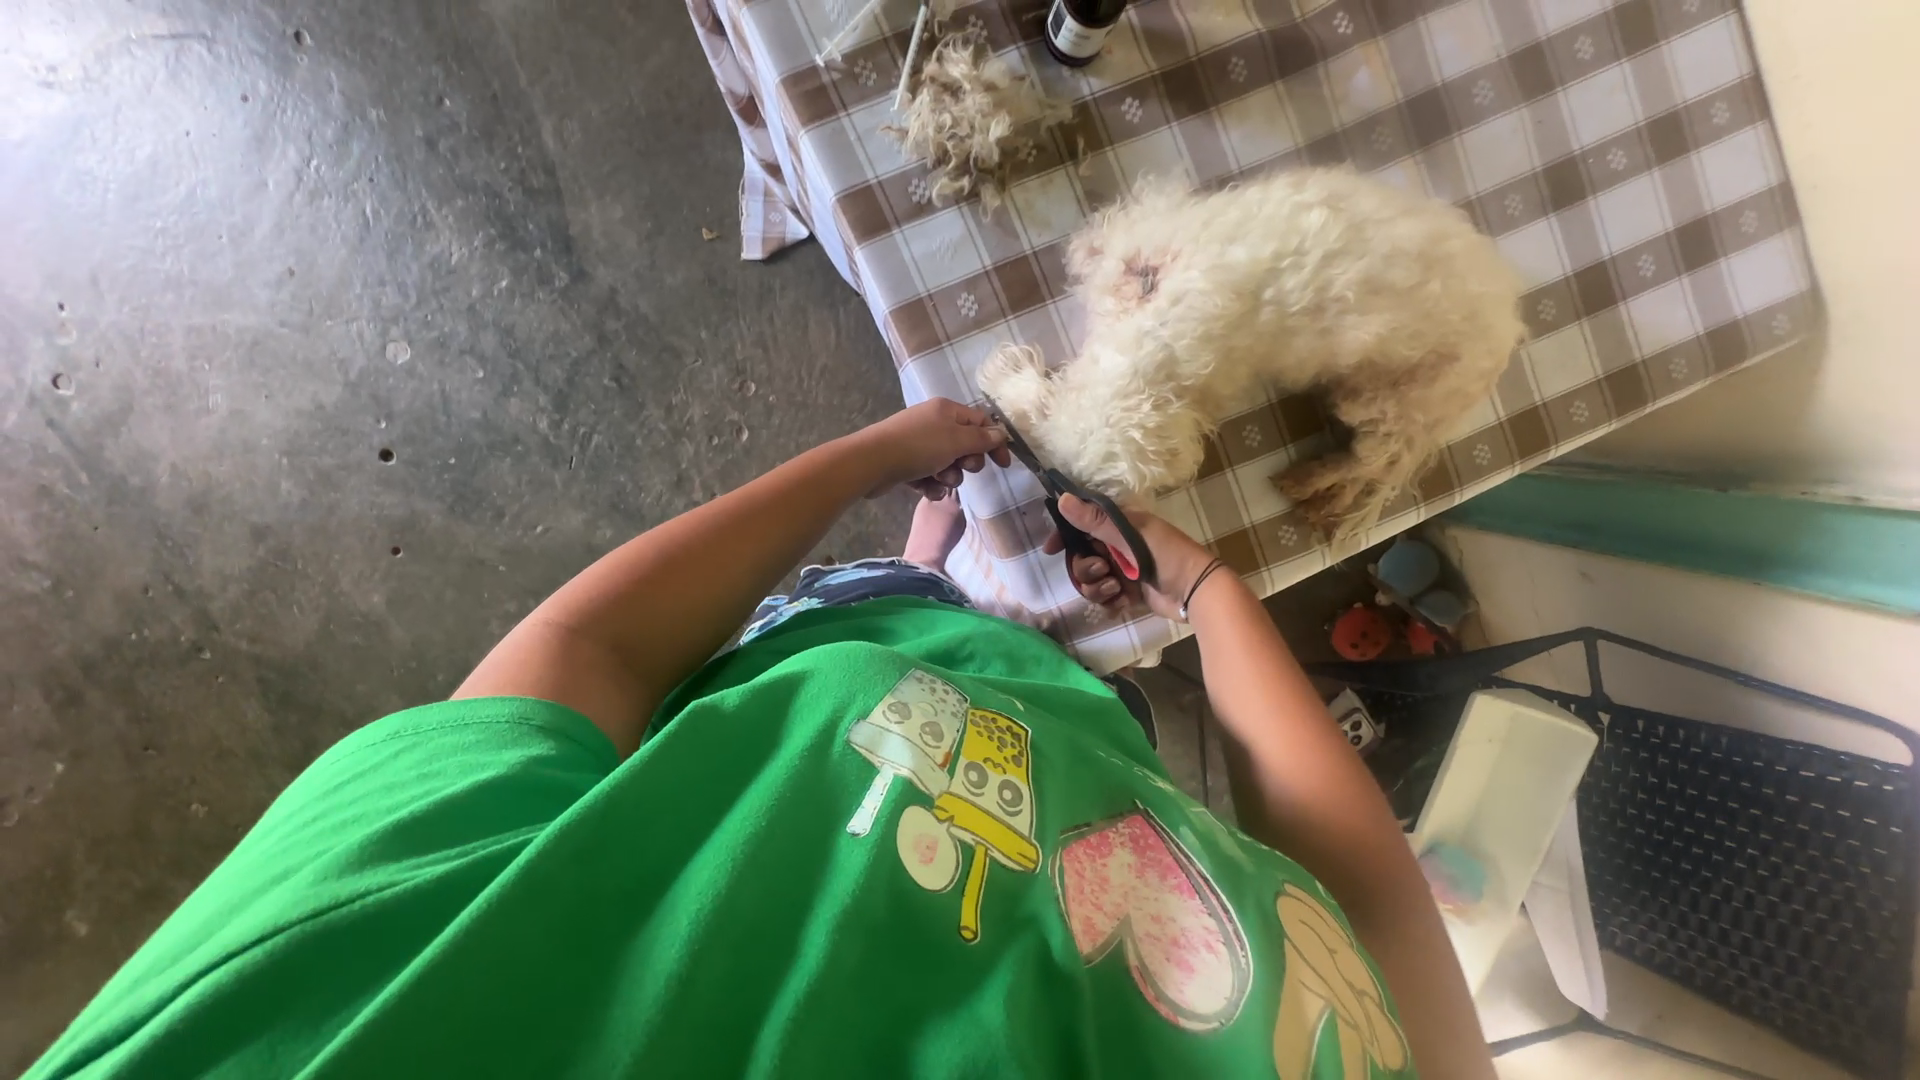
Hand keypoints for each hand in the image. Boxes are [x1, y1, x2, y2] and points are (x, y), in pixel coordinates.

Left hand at [852, 399, 1011, 499]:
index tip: (1004, 465)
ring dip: (949, 477)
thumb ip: (982, 439)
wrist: (872, 462)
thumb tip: (1000, 434)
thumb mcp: (956, 440)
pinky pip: (931, 478)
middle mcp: (934, 424)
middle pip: (966, 446)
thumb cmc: (918, 446)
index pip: (981, 422)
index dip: (994, 442)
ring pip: (949, 465)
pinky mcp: (908, 466)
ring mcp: (919, 446)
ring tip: (938, 479)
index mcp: (947, 410)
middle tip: (962, 466)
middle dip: (968, 462)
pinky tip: (926, 490)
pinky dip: (932, 485)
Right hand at [1044, 494, 1227, 621]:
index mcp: (1118, 526)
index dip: (1064, 537)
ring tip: (1117, 589)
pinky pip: (1104, 598)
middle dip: (1085, 570)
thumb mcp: (1129, 536)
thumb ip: (1095, 521)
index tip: (1051, 550)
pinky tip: (1124, 601)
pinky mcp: (1127, 592)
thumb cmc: (1166, 554)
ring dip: (1098, 588)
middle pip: (1081, 559)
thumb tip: (1062, 499)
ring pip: (1090, 582)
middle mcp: (1117, 547)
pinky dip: (1111, 601)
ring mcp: (1122, 570)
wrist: (1195, 591)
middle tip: (1101, 570)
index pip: (1081, 526)